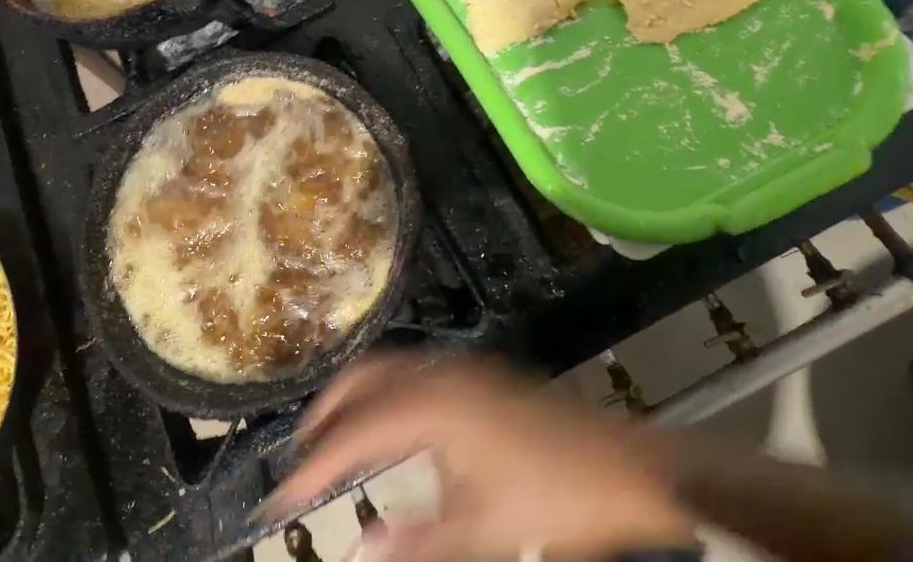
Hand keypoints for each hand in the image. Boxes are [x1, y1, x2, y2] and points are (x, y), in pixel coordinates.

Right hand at [262, 353, 696, 561]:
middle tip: (304, 453)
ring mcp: (466, 371)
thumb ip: (416, 543)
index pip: (357, 430)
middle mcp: (443, 374)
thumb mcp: (484, 531)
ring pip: (391, 370)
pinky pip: (416, 374)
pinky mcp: (483, 378)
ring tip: (337, 440)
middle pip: (366, 376)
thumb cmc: (557, 499)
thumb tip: (359, 552)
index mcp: (435, 405)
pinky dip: (388, 395)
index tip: (282, 498)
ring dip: (358, 399)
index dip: (315, 463)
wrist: (631, 469)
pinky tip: (392, 431)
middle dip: (329, 410)